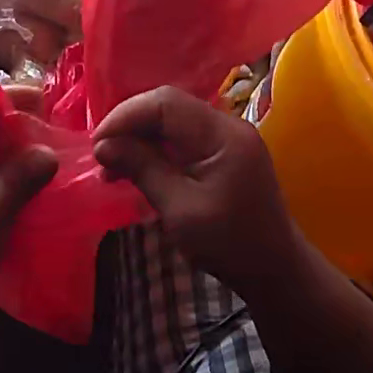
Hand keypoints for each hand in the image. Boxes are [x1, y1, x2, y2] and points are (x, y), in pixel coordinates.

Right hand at [95, 86, 372, 372]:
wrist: (275, 270)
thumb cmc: (229, 244)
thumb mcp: (180, 209)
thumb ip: (143, 168)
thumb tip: (103, 144)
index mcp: (223, 135)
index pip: (165, 103)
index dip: (125, 116)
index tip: (98, 145)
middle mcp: (228, 126)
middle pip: (169, 107)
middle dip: (129, 126)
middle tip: (102, 157)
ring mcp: (229, 138)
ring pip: (173, 121)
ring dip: (140, 138)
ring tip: (112, 167)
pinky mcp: (225, 153)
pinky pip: (183, 137)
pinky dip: (156, 148)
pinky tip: (137, 169)